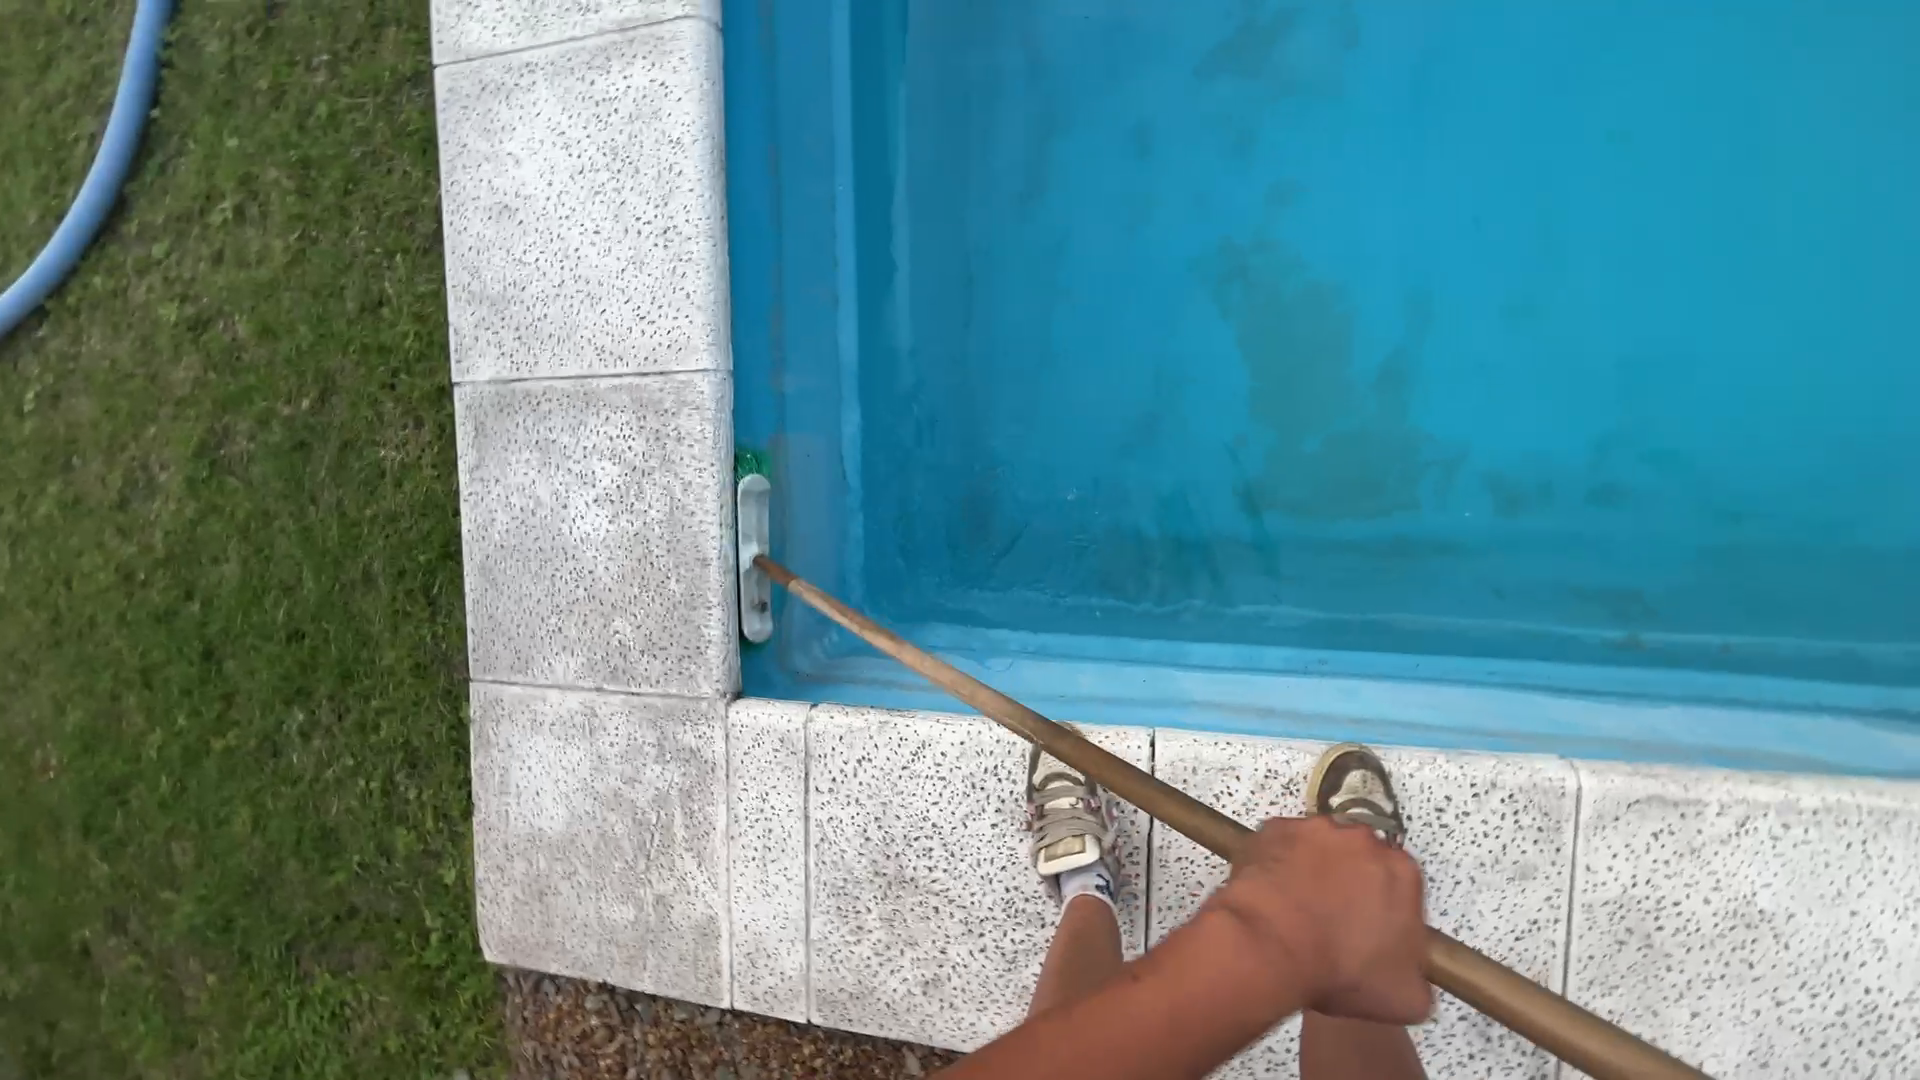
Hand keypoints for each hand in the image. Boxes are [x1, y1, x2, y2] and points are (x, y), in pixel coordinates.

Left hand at [1201, 815, 1431, 1024]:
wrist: (1272, 945)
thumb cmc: (1342, 970)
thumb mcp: (1407, 997)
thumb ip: (1417, 973)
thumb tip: (1405, 969)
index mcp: (1402, 872)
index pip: (1400, 886)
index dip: (1385, 909)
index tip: (1370, 931)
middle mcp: (1361, 838)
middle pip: (1360, 859)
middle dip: (1350, 882)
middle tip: (1332, 916)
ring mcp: (1314, 828)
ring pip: (1319, 846)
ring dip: (1313, 867)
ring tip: (1296, 904)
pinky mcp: (1274, 827)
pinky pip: (1282, 842)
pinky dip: (1279, 860)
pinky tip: (1272, 889)